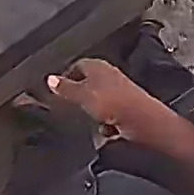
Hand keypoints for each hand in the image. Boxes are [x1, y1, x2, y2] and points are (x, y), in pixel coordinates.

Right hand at [46, 58, 177, 146]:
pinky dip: (104, 124)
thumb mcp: (82, 94)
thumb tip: (50, 79)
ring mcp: (118, 93)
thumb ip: (65, 87)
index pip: (77, 65)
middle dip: (79, 96)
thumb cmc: (115, 102)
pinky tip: (103, 129)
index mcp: (98, 66)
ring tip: (87, 119)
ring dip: (91, 112)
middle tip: (69, 106)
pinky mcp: (125, 110)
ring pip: (97, 102)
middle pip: (87, 84)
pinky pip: (108, 117)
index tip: (56, 87)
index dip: (66, 76)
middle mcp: (109, 77)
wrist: (143, 121)